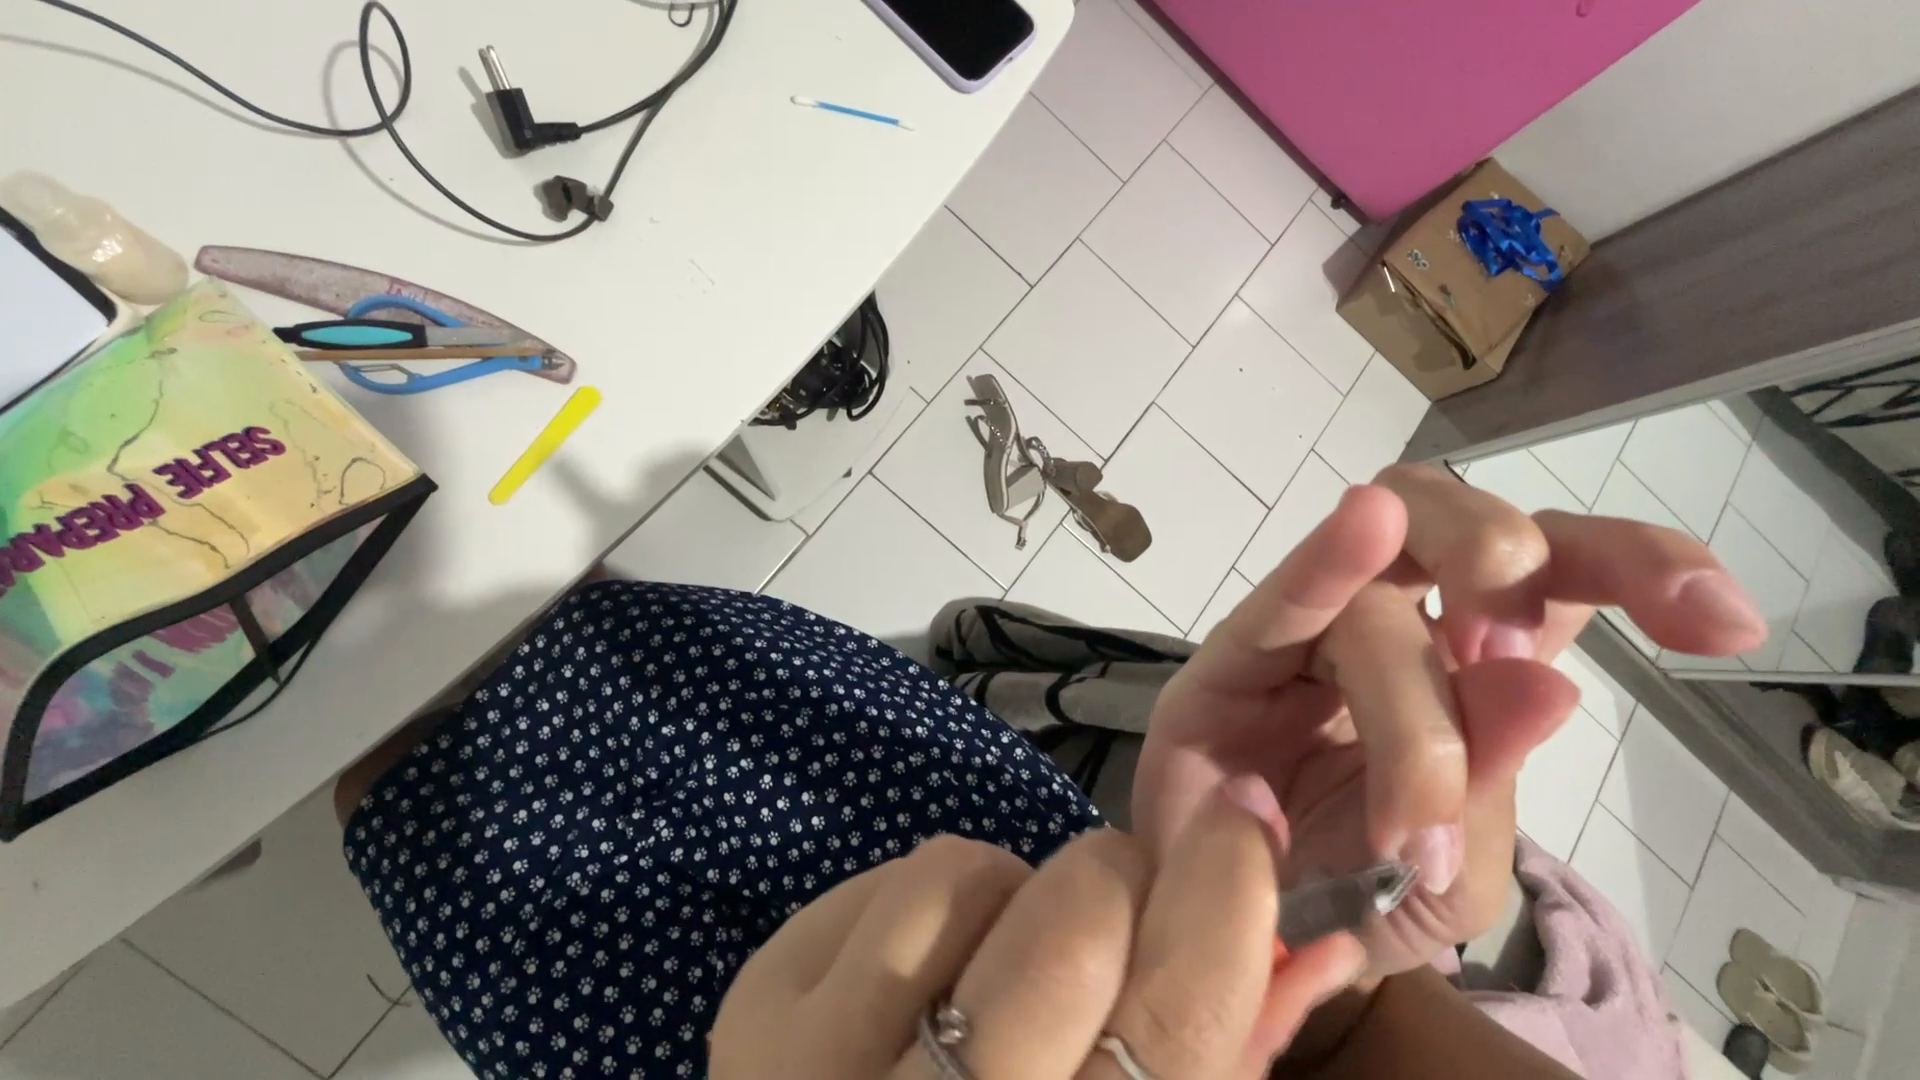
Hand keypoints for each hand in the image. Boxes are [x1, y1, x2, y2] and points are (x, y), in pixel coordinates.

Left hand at [712, 781, 1366, 1078]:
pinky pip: (890, 878)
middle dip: (1119, 872)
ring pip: (969, 874)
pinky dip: (940, 893)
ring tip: (1009, 947)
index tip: (1243, 811)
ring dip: (1019, 885)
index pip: (1178, 1010)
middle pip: (1074, 918)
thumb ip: (1227, 1045)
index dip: (1226, 888)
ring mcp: (829, 1063)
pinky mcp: (761, 1011)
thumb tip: (1311, 937)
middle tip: (1117, 895)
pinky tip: (935, 959)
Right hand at [1133, 465, 1766, 983]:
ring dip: (1447, 579)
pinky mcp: (1236, 655)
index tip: (1720, 623)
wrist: (1240, 929)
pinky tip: (1365, 520)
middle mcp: (1394, 627)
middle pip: (1466, 523)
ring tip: (1472, 658)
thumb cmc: (1351, 891)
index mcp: (1469, 667)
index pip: (1559, 576)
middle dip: (1530, 552)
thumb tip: (1544, 685)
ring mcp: (1309, 632)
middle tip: (1526, 647)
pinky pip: (1283, 596)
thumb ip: (1490, 790)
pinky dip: (1328, 558)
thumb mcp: (1449, 874)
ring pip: (1387, 561)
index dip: (1639, 564)